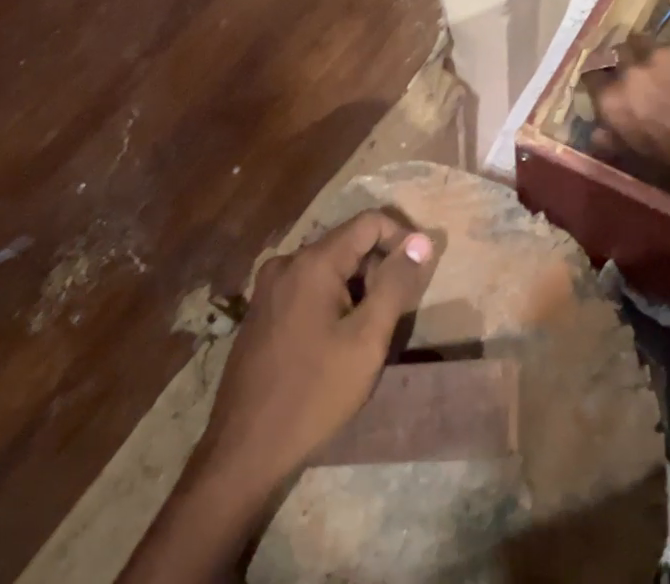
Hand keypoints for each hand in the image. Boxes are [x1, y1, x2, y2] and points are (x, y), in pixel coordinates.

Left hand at [198, 211, 435, 482]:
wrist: (247, 447)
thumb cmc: (316, 392)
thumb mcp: (368, 339)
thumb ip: (396, 283)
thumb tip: (422, 240)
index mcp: (311, 263)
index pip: (368, 222)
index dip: (402, 239)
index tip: (418, 275)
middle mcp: (285, 264)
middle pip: (347, 243)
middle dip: (379, 267)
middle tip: (395, 314)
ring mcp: (268, 288)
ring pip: (329, 267)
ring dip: (358, 287)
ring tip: (369, 333)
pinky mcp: (261, 312)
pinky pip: (308, 288)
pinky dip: (333, 300)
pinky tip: (337, 341)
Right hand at [591, 38, 669, 177]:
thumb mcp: (640, 157)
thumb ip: (614, 139)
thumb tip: (597, 132)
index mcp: (611, 102)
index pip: (591, 77)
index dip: (601, 79)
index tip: (611, 83)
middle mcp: (629, 72)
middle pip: (618, 54)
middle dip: (627, 62)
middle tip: (644, 76)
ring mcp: (660, 55)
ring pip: (646, 43)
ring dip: (652, 54)